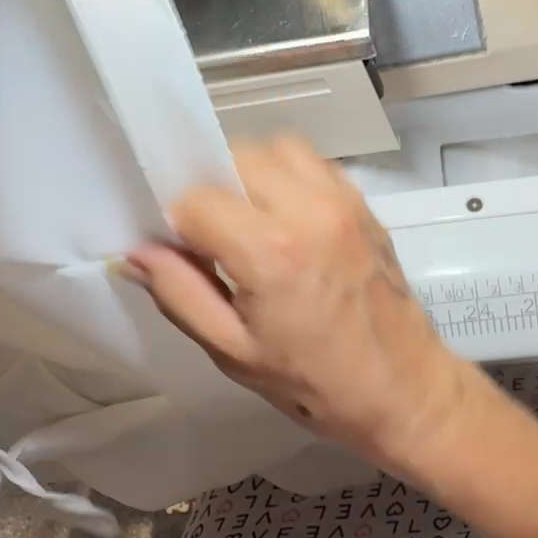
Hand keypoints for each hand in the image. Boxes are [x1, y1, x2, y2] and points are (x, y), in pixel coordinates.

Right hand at [126, 139, 491, 473]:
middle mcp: (310, 211)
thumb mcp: (233, 351)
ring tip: (251, 221)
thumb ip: (179, 293)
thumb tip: (135, 252)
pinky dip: (292, 177)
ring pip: (279, 148)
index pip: (196, 199)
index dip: (178, 224)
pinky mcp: (365, 206)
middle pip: (237, 157)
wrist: (402, 388)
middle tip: (214, 236)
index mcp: (272, 251)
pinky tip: (288, 220)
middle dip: (213, 189)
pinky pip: (316, 164)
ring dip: (253, 173)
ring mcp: (344, 202)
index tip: (183, 252)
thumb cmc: (316, 383)